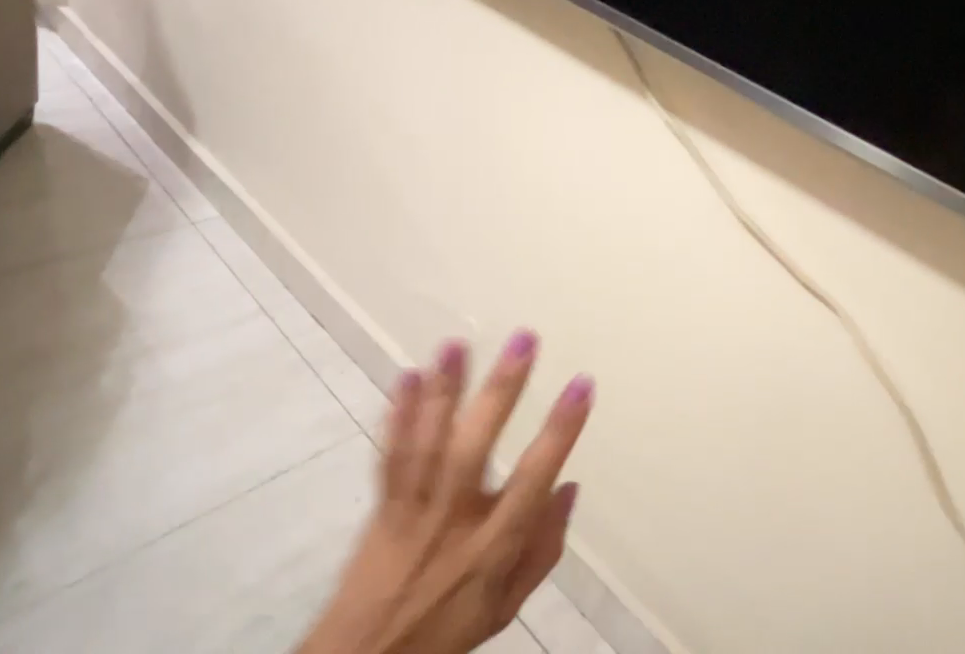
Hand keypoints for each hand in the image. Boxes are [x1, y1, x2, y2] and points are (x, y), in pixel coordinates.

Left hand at [300, 333, 593, 653]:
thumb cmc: (448, 626)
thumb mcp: (508, 604)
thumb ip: (543, 548)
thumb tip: (570, 487)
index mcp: (492, 545)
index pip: (533, 479)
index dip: (561, 430)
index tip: (582, 383)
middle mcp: (453, 519)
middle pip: (475, 447)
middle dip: (501, 390)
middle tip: (523, 339)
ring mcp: (412, 509)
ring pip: (428, 442)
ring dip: (445, 389)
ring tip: (458, 343)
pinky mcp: (382, 506)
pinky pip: (390, 456)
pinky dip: (398, 415)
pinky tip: (407, 376)